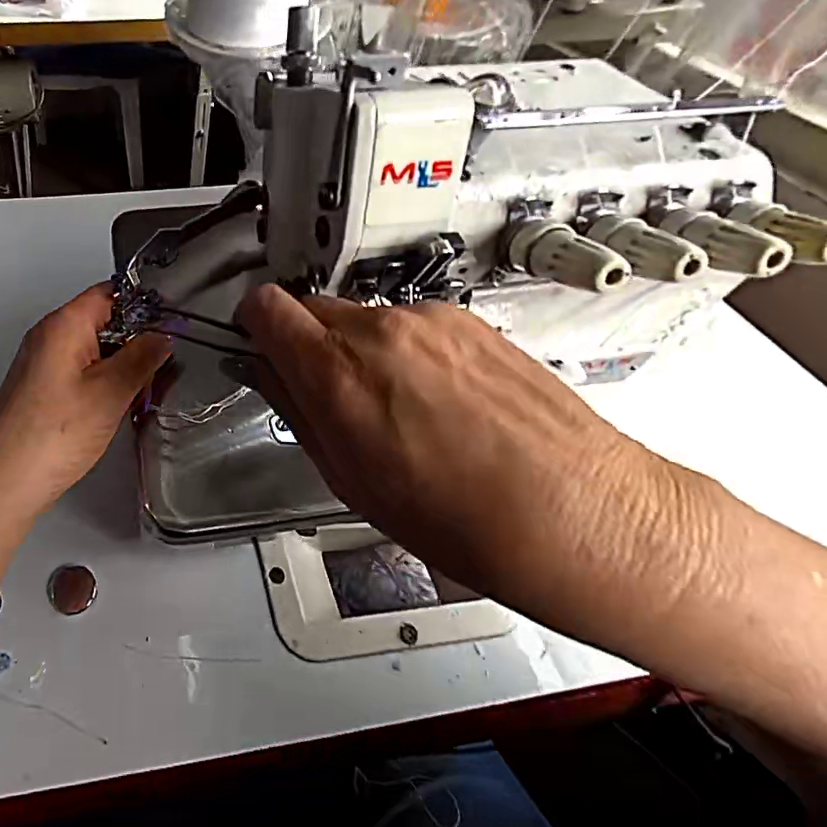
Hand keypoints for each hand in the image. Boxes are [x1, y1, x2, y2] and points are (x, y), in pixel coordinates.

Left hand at [0, 283, 172, 519]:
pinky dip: (108, 383)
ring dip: (125, 365)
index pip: (110, 293)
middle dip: (138, 339)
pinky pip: (85, 372)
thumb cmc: (49, 437)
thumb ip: (142, 358)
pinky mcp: (45, 390)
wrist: (3, 483)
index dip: (144, 303)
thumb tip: (162, 337)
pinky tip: (121, 406)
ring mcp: (45, 364)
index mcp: (63, 326)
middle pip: (105, 320)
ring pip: (97, 349)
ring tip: (146, 389)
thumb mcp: (111, 392)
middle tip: (164, 363)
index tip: (172, 321)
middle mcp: (50, 338)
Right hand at [235, 285, 729, 645]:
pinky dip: (410, 355)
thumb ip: (300, 412)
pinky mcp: (471, 324)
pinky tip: (435, 405)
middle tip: (327, 396)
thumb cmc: (468, 517)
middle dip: (309, 347)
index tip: (257, 342)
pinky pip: (416, 328)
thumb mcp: (352, 479)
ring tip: (397, 414)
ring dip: (365, 355)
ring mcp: (433, 322)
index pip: (267, 308)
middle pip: (316, 311)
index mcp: (340, 371)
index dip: (255, 326)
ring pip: (368, 321)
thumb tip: (272, 376)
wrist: (572, 512)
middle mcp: (384, 331)